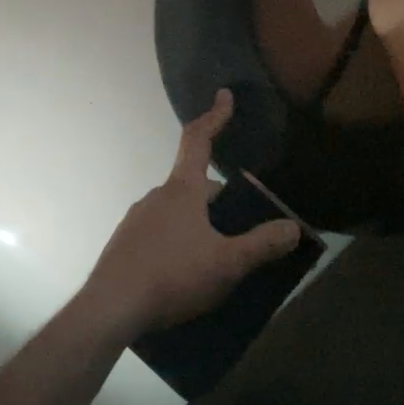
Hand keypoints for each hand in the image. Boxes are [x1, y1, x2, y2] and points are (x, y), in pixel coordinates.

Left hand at [82, 90, 301, 337]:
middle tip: (244, 222)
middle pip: (195, 185)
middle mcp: (157, 196)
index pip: (199, 140)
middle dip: (221, 199)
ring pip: (178, 212)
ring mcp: (137, 221)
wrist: (110, 309)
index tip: (224, 95)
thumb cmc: (172, 275)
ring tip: (220, 255)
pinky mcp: (125, 247)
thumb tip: (294, 228)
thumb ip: (262, 245)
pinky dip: (179, 243)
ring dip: (200, 223)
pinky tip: (187, 272)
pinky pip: (160, 235)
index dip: (215, 116)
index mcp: (182, 190)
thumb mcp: (226, 263)